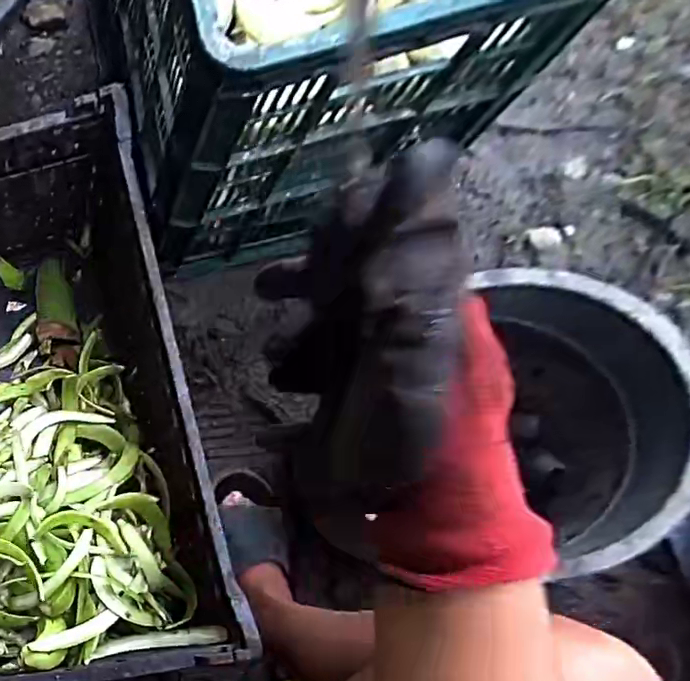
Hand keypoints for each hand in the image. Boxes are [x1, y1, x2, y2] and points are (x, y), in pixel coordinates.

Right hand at [255, 140, 552, 588]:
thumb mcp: (415, 335)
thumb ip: (411, 257)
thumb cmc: (418, 428)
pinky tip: (275, 414)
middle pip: (348, 291)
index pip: (387, 244)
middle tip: (267, 286)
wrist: (419, 514)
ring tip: (277, 359)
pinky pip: (311, 395)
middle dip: (306, 285)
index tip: (311, 231)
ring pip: (325, 341)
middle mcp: (397, 337)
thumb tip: (422, 157)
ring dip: (295, 340)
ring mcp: (369, 381)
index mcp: (421, 308)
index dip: (348, 228)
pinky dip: (290, 399)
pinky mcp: (345, 421)